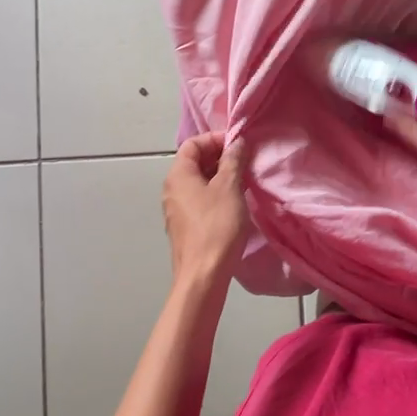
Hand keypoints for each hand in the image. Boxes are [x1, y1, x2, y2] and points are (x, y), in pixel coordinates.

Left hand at [161, 131, 250, 281]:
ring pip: (198, 182)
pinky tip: (234, 203)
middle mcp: (172, 189)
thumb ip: (233, 160)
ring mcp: (176, 210)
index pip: (193, 143)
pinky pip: (199, 200)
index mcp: (178, 175)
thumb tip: (236, 142)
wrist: (203, 276)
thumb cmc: (216, 226)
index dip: (215, 140)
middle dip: (220, 158)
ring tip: (244, 181)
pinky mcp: (184, 227)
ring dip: (220, 177)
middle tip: (245, 162)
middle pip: (194, 162)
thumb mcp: (229, 187)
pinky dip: (216, 195)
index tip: (239, 146)